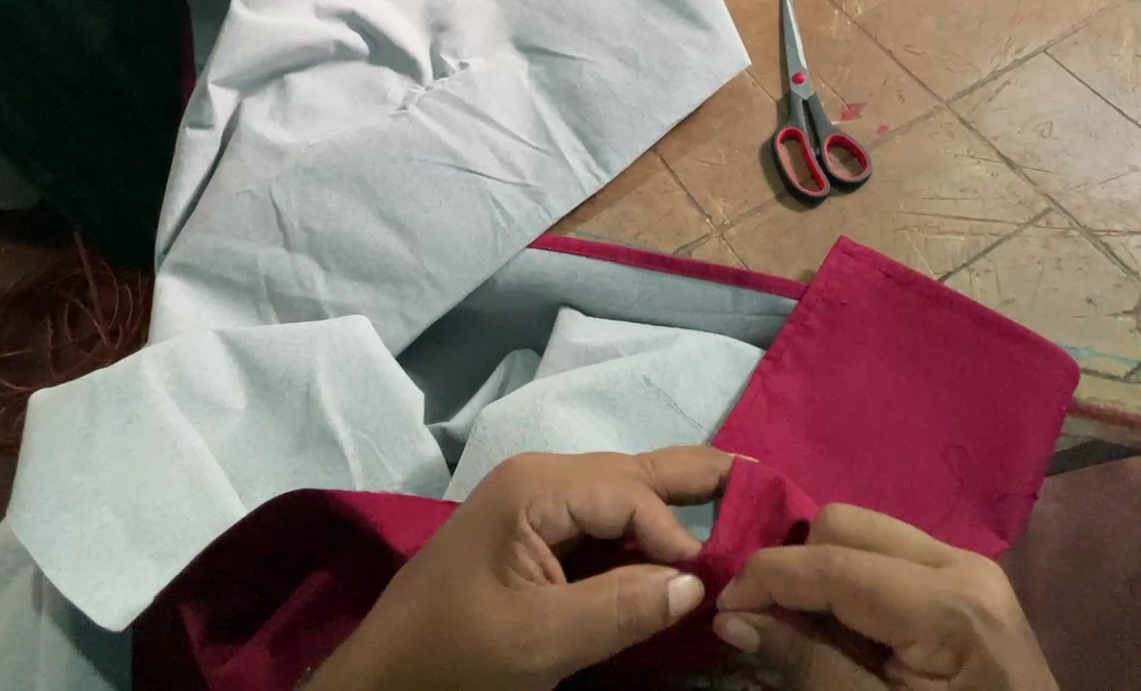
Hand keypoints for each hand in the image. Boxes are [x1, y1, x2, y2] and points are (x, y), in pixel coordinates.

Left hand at [305, 446, 733, 690]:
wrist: (383, 677)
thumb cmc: (454, 656)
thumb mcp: (539, 643)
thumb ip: (619, 607)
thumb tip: (695, 581)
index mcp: (537, 486)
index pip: (627, 492)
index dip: (674, 531)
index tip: (714, 578)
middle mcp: (541, 477)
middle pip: (630, 470)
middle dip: (692, 473)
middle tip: (757, 472)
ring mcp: (537, 500)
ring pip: (620, 488)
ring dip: (672, 498)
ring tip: (732, 487)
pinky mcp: (536, 528)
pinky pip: (602, 517)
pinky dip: (643, 524)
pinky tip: (674, 527)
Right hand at [712, 503, 1057, 690]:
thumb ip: (806, 665)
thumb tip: (730, 618)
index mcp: (951, 605)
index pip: (832, 565)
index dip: (765, 578)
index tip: (720, 607)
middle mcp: (962, 562)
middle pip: (843, 524)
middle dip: (795, 565)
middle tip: (767, 620)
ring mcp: (968, 564)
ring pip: (860, 529)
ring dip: (818, 568)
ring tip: (804, 625)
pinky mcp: (964, 577)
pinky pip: (883, 551)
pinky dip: (848, 577)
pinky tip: (844, 624)